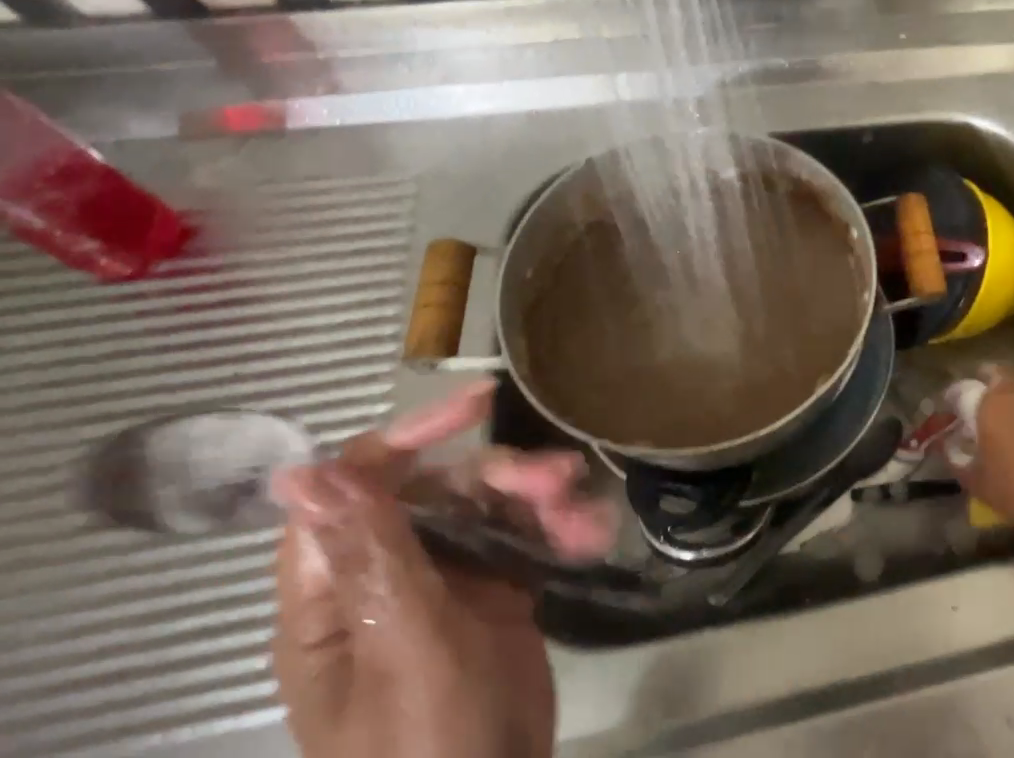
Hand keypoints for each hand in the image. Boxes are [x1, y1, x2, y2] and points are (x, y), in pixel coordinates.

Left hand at [270, 382, 615, 757]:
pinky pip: (524, 544)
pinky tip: (591, 535)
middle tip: (559, 478)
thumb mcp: (402, 645)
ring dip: (539, 503)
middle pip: (439, 494)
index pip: (357, 490)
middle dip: (501, 479)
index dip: (409, 440)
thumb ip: (368, 557)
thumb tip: (303, 473)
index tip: (475, 408)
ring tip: (586, 516)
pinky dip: (558, 533)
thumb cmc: (430, 738)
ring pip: (489, 513)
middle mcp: (386, 579)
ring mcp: (445, 588)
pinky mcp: (496, 598)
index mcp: (335, 593)